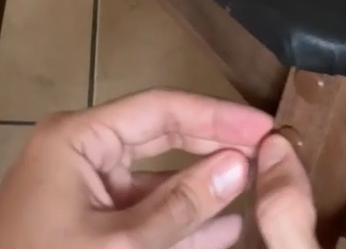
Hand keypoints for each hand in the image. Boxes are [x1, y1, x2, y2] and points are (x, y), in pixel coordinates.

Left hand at [0, 89, 273, 248]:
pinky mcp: (85, 227)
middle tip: (267, 152)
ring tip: (258, 188)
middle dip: (213, 148)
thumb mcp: (119, 247)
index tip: (264, 125)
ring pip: (157, 181)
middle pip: (162, 137)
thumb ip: (181, 206)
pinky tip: (225, 229)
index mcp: (79, 139)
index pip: (162, 110)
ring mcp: (83, 192)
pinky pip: (142, 215)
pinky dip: (179, 223)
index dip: (216, 116)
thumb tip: (239, 163)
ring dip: (203, 190)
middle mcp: (82, 153)